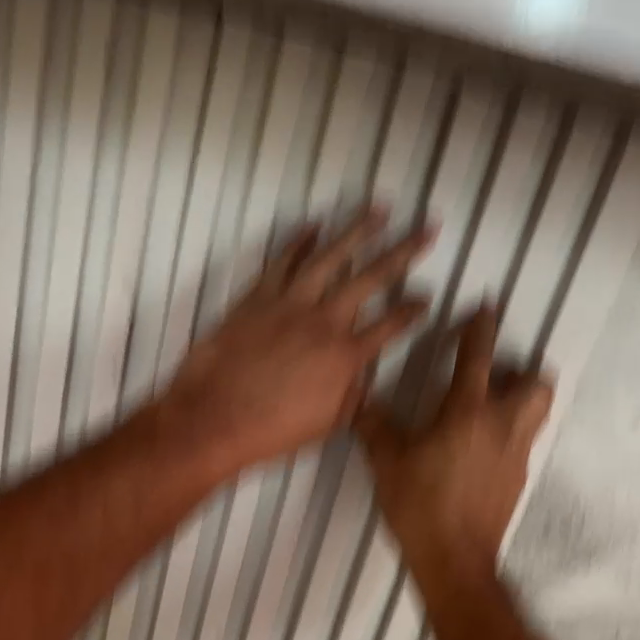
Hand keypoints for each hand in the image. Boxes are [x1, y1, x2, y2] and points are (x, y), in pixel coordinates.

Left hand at [157, 208, 432, 472]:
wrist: (212, 418)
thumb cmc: (271, 431)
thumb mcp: (326, 424)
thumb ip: (352, 397)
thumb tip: (365, 379)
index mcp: (346, 356)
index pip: (391, 325)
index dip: (412, 310)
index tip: (427, 298)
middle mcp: (324, 321)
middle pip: (372, 278)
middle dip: (404, 251)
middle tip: (427, 228)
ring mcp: (289, 303)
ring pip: (330, 257)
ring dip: (357, 230)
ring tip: (380, 208)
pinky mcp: (257, 297)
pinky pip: (282, 261)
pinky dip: (298, 241)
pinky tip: (314, 225)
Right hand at [356, 307, 553, 581]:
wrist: (454, 559)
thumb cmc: (418, 503)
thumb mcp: (386, 459)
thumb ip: (374, 423)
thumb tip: (357, 398)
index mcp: (467, 412)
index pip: (479, 357)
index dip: (482, 328)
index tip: (486, 306)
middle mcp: (501, 425)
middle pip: (536, 382)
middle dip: (522, 369)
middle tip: (494, 371)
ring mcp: (516, 453)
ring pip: (537, 411)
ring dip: (521, 398)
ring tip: (489, 404)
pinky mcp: (518, 478)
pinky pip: (523, 441)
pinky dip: (508, 432)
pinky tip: (478, 448)